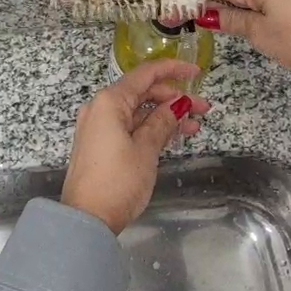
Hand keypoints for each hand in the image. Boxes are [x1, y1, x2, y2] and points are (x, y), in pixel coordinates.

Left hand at [62, 58, 210, 234]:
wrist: (86, 219)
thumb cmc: (117, 181)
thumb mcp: (146, 150)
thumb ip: (163, 123)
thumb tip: (178, 104)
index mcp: (109, 102)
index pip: (145, 75)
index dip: (173, 70)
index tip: (197, 72)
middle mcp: (100, 108)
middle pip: (142, 92)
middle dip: (174, 98)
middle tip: (204, 109)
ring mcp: (98, 127)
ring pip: (137, 112)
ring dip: (165, 115)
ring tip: (195, 126)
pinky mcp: (100, 145)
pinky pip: (129, 127)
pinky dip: (151, 128)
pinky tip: (174, 135)